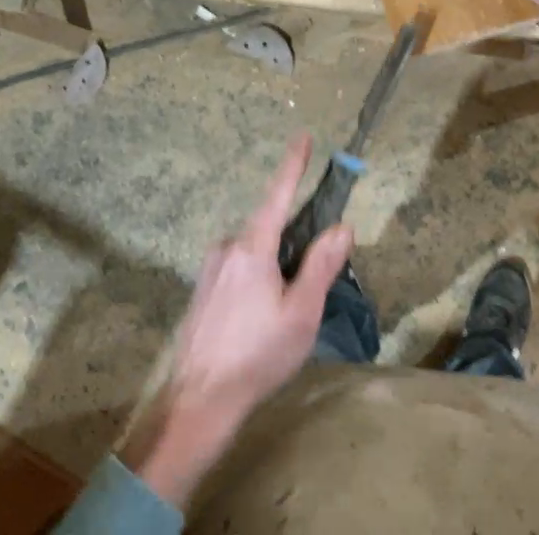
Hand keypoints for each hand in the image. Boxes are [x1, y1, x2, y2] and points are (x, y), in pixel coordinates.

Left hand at [121, 134, 352, 507]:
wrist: (198, 401)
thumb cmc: (258, 354)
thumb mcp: (302, 312)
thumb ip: (321, 265)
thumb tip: (341, 226)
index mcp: (252, 248)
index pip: (277, 195)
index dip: (292, 165)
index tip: (303, 137)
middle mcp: (226, 249)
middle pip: (268, 228)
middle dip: (294, 241)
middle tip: (313, 279)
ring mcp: (210, 270)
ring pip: (254, 253)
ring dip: (275, 265)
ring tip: (288, 310)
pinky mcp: (202, 292)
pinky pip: (239, 270)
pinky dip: (258, 279)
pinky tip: (263, 318)